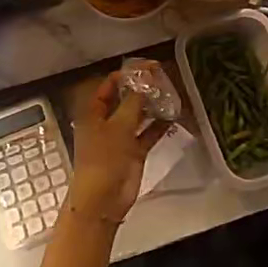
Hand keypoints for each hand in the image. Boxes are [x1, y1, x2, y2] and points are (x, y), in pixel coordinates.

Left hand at [67, 74, 167, 225]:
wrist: (103, 199)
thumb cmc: (104, 158)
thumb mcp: (118, 126)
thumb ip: (133, 102)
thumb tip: (145, 82)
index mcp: (94, 112)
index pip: (109, 85)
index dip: (126, 74)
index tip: (148, 67)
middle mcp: (106, 122)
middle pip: (124, 99)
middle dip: (141, 89)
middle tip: (163, 77)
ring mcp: (121, 137)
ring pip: (138, 116)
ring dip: (152, 106)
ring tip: (171, 93)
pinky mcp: (133, 152)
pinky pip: (148, 134)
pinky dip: (159, 126)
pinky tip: (174, 116)